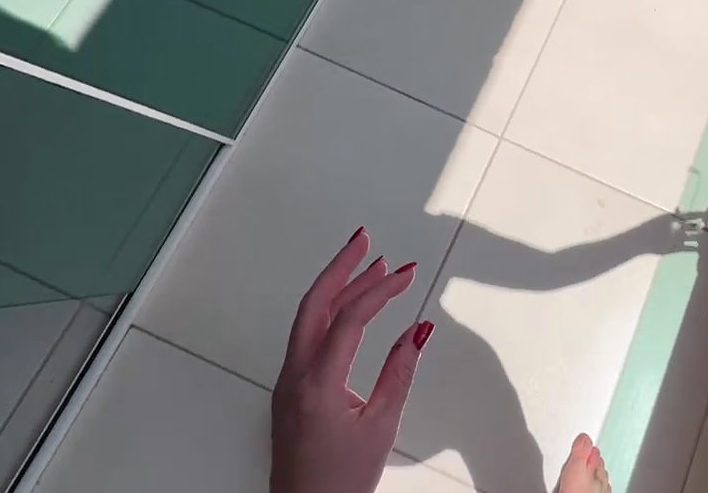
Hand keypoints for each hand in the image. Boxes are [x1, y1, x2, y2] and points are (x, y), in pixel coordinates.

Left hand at [271, 229, 432, 492]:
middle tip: (365, 238)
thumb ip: (400, 371)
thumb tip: (419, 329)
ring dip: (338, 285)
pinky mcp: (290, 389)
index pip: (349, 318)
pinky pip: (308, 334)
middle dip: (342, 266)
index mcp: (317, 384)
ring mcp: (287, 381)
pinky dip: (330, 309)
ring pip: (309, 317)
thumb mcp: (381, 426)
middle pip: (314, 303)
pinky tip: (350, 303)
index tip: (407, 272)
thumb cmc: (340, 483)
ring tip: (370, 264)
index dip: (380, 289)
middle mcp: (294, 376)